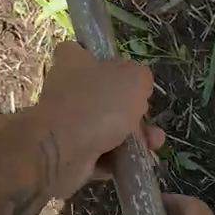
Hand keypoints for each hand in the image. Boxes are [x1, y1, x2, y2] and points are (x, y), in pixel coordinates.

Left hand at [32, 41, 161, 198]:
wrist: (62, 150)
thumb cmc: (98, 104)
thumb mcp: (133, 79)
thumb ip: (141, 78)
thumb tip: (138, 89)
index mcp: (73, 62)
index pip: (81, 52)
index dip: (102, 62)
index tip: (123, 77)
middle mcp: (66, 90)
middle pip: (104, 97)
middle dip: (133, 112)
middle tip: (148, 122)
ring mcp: (66, 124)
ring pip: (106, 128)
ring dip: (133, 138)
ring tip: (153, 145)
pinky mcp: (68, 153)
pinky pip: (100, 154)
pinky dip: (119, 159)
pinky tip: (138, 163)